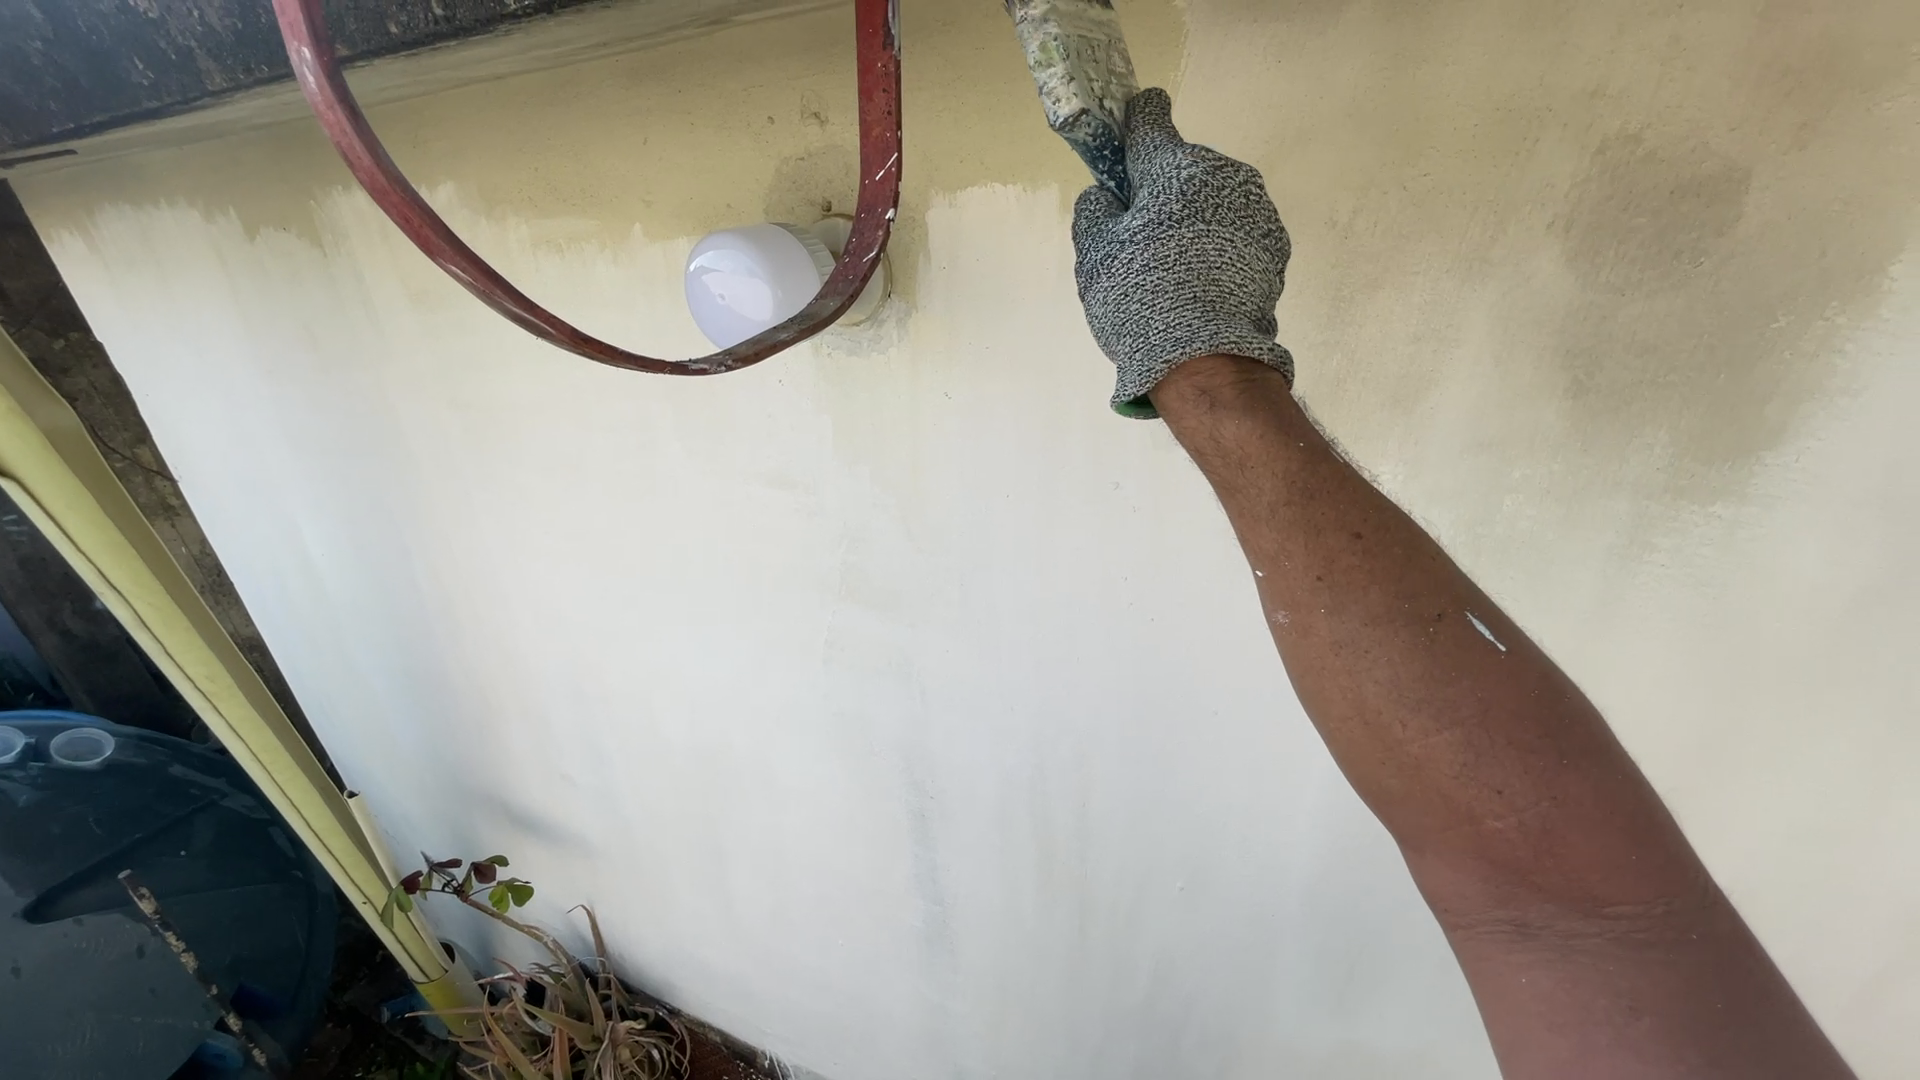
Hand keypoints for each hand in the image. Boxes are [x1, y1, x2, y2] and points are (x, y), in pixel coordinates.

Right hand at [1071, 88, 1293, 417]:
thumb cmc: (1140, 299)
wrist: (1204, 360)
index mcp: (1172, 165)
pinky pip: (1236, 235)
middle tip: (1144, 242)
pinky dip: (1220, 250)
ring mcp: (1256, 210)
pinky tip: (1205, 287)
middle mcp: (1222, 173)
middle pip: (1182, 168)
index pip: (1149, 117)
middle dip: (1163, 192)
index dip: (1132, 130)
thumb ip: (1095, 210)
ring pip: (1213, 201)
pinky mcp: (1275, 248)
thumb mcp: (1094, 255)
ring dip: (1195, 222)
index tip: (1124, 153)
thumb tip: (1108, 194)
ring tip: (1179, 274)